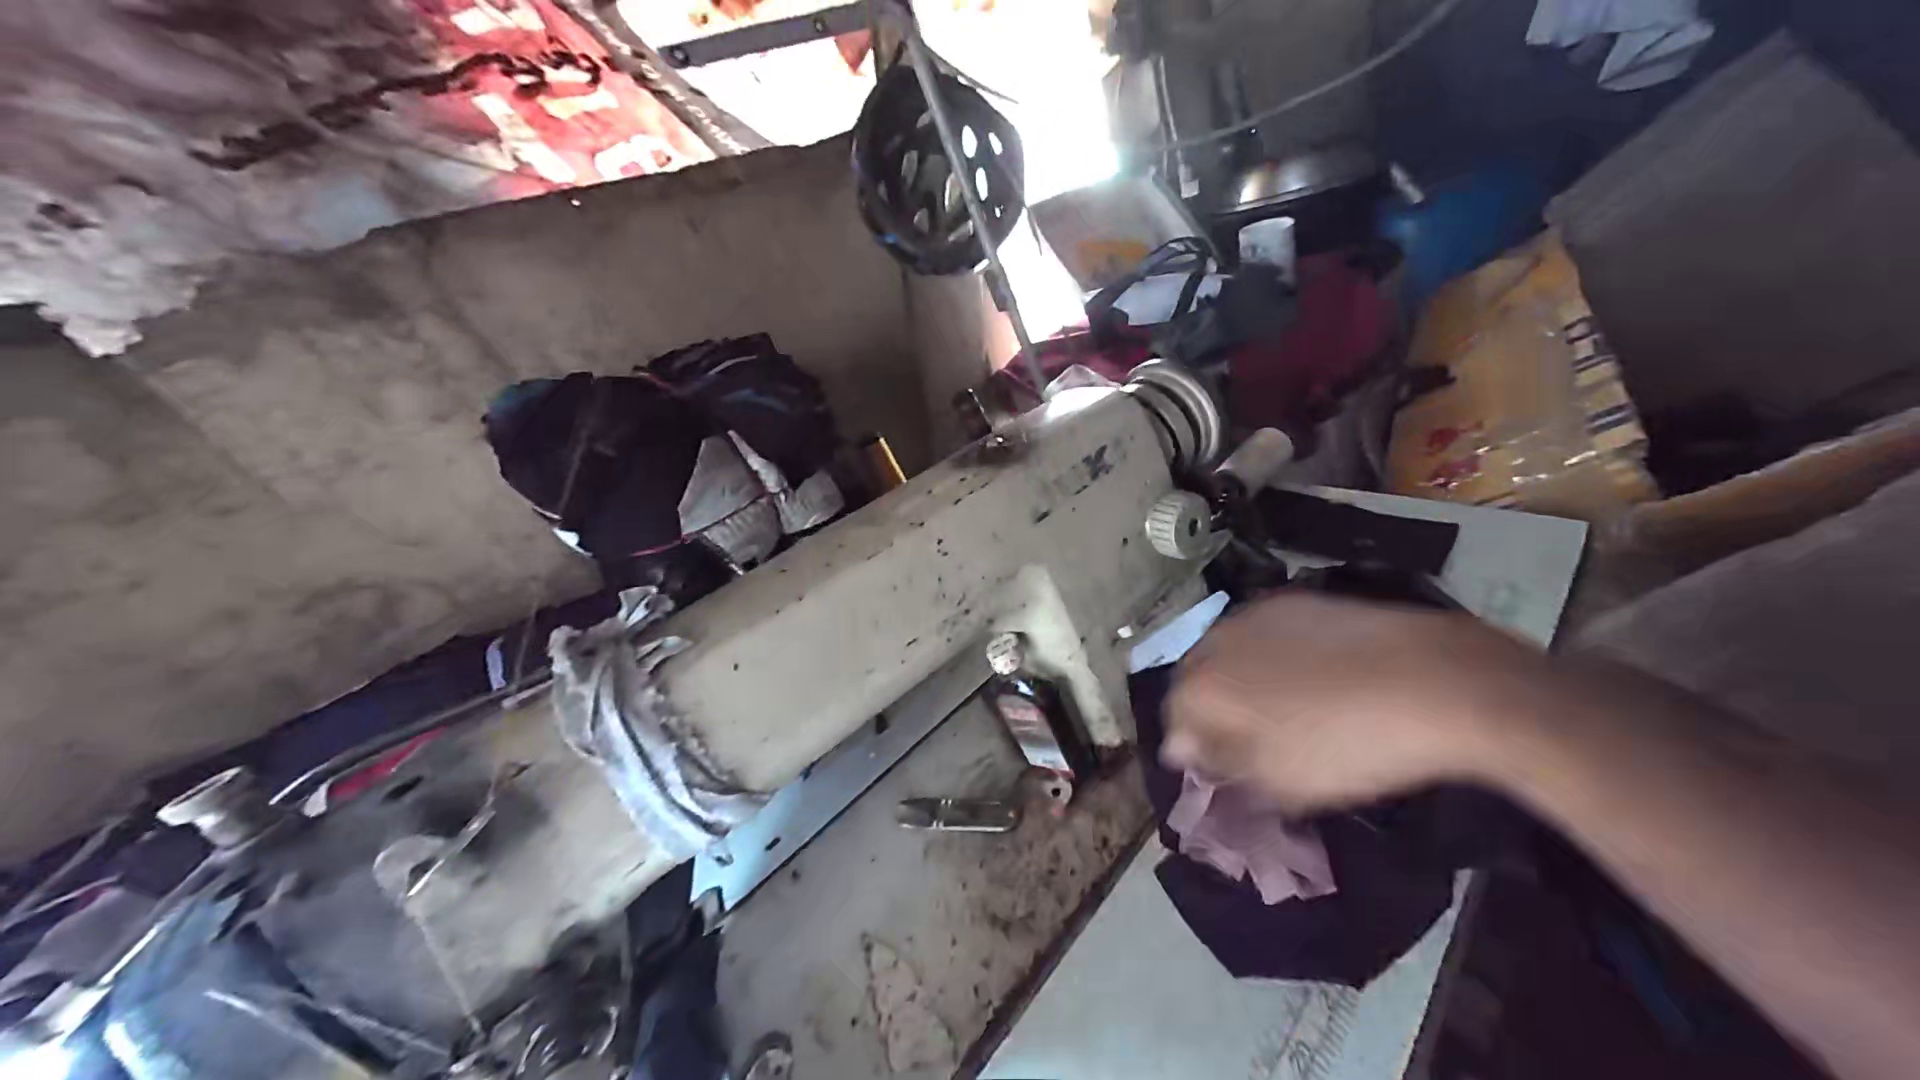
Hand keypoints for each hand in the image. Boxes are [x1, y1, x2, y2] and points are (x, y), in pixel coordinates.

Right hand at [1164, 592, 1553, 812]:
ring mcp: (1254, 616)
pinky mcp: (1294, 600)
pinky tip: (1310, 676)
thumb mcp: (1279, 782)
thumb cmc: (1349, 745)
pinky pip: (1263, 635)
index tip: (1221, 769)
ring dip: (1240, 680)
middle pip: (1195, 681)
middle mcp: (1214, 642)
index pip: (1173, 720)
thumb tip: (1184, 751)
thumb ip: (1221, 766)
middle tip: (1249, 738)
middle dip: (1213, 709)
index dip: (1194, 747)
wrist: (1433, 681)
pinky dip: (1271, 656)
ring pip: (1229, 654)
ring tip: (1282, 706)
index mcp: (1201, 687)